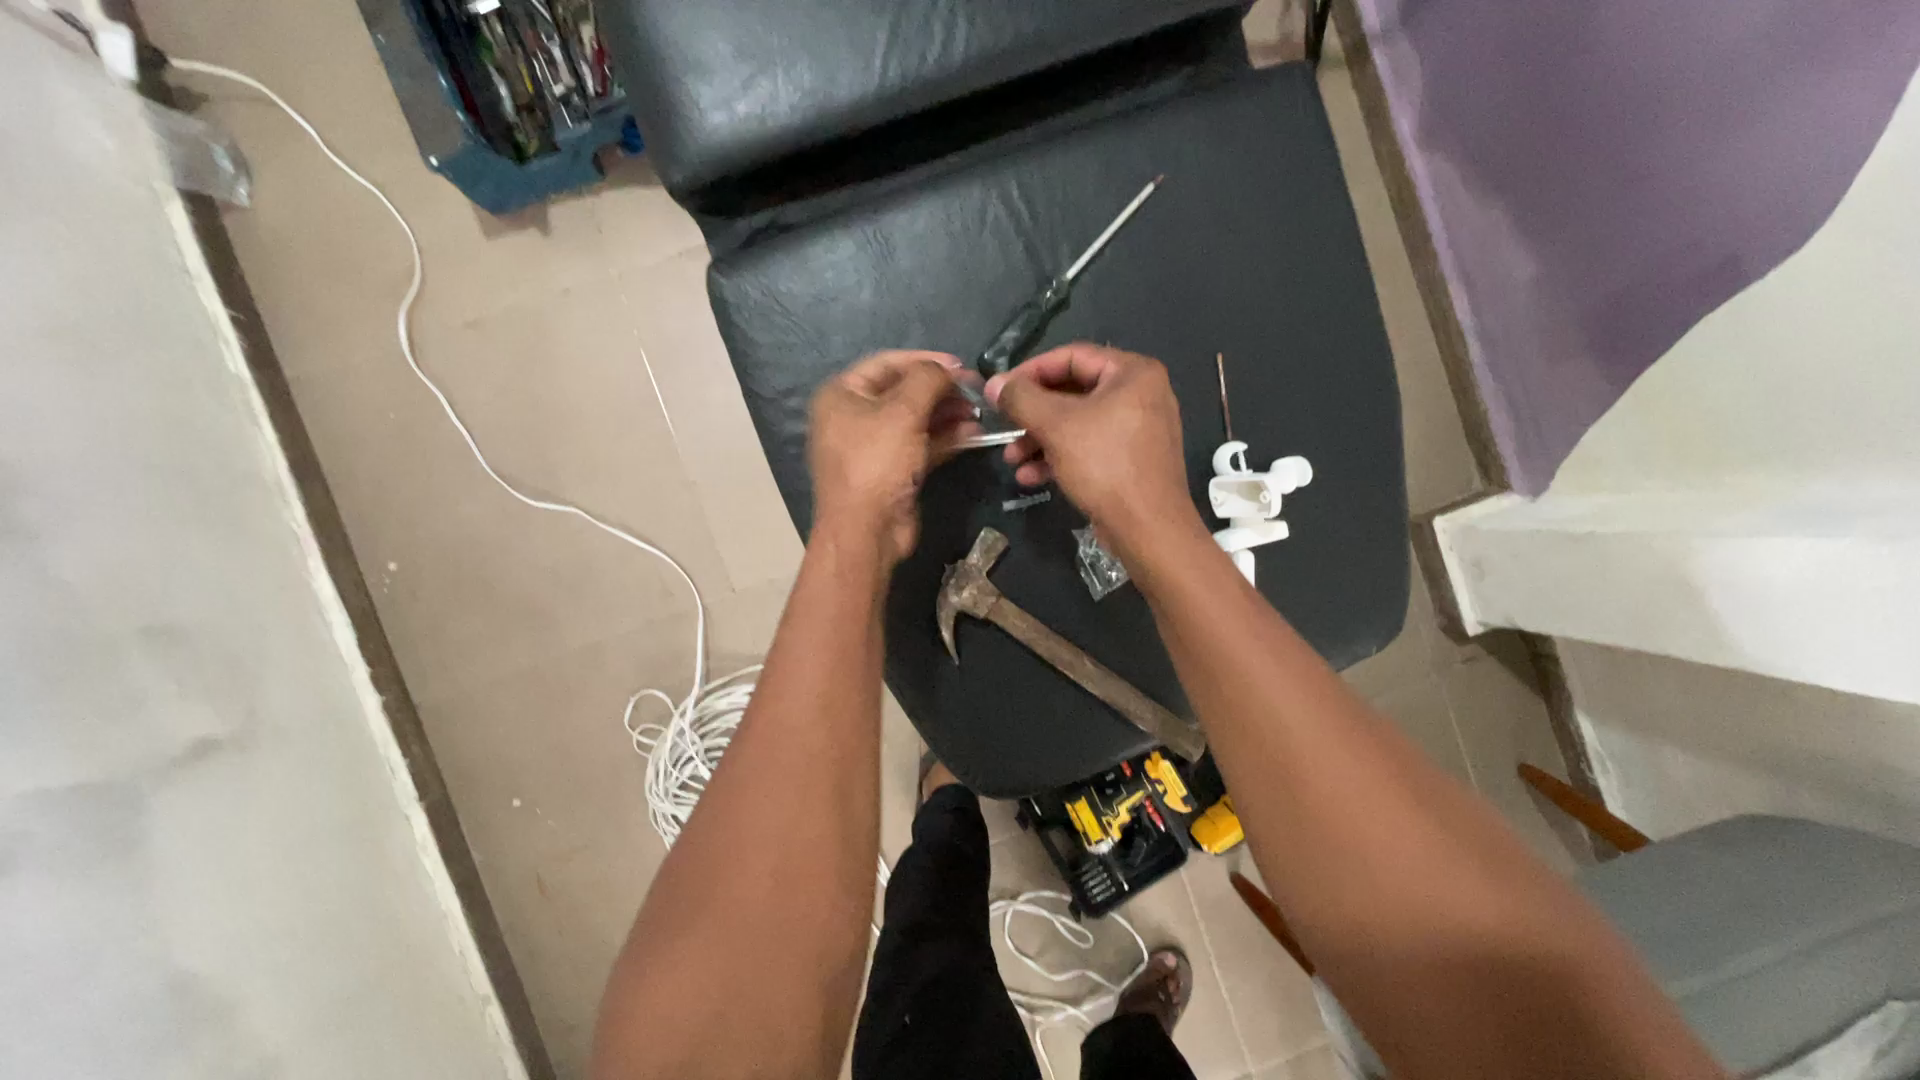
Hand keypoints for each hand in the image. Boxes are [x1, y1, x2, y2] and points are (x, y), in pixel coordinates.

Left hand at [809, 350, 978, 565]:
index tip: (960, 364)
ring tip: (978, 411)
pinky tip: (973, 433)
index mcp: (842, 394)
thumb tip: (947, 369)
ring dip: (947, 414)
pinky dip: (945, 438)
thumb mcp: (903, 411)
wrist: (866, 531)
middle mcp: (853, 417)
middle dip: (940, 390)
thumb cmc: (876, 462)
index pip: (887, 363)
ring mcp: (873, 447)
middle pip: (903, 392)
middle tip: (975, 390)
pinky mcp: (892, 471)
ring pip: (915, 420)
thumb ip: (928, 380)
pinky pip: (921, 445)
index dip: (924, 360)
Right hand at [986, 343, 1200, 557]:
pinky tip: (1030, 477)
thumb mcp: (1056, 425)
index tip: (1000, 390)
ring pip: (1077, 424)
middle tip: (1004, 426)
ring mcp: (1138, 429)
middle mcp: (1140, 394)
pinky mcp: (1132, 460)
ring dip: (1039, 440)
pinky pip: (1089, 448)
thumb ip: (1021, 398)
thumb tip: (994, 384)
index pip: (1071, 356)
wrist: (1148, 528)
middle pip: (1073, 392)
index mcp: (1132, 372)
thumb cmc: (1105, 465)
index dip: (1030, 371)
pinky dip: (1060, 458)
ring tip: (1012, 460)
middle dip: (1032, 414)